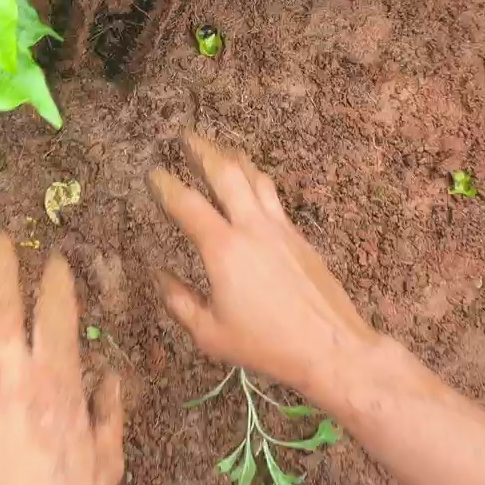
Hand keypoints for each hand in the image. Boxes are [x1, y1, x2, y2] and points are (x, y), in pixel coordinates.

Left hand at [0, 233, 123, 484]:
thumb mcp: (107, 466)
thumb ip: (109, 414)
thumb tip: (108, 376)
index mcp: (59, 388)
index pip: (56, 316)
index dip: (55, 282)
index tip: (55, 261)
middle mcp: (14, 378)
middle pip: (5, 305)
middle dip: (4, 265)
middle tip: (1, 237)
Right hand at [152, 133, 386, 404]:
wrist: (331, 347)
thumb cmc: (265, 345)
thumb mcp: (210, 334)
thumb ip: (180, 302)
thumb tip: (161, 277)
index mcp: (224, 250)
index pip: (187, 205)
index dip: (166, 185)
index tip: (153, 173)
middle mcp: (253, 228)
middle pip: (227, 173)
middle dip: (204, 151)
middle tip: (187, 137)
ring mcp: (281, 229)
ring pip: (257, 178)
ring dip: (235, 159)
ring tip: (221, 150)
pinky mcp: (301, 238)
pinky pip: (274, 198)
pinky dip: (256, 183)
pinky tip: (252, 189)